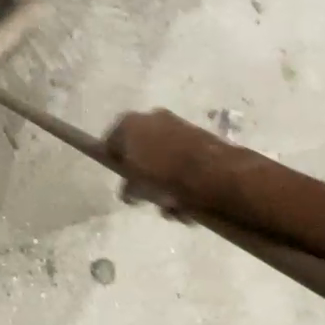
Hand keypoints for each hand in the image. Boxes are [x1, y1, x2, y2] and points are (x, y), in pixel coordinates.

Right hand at [104, 109, 234, 217]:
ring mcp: (177, 125)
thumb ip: (128, 188)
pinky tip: (188, 201)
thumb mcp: (137, 187)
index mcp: (129, 123)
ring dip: (165, 181)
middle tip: (147, 196)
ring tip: (172, 206)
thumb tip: (128, 192)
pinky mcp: (199, 136)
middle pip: (140, 150)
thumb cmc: (164, 176)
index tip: (121, 180)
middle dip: (143, 175)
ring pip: (163, 159)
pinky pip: (183, 160)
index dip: (114, 162)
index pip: (111, 142)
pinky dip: (183, 179)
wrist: (213, 172)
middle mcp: (151, 118)